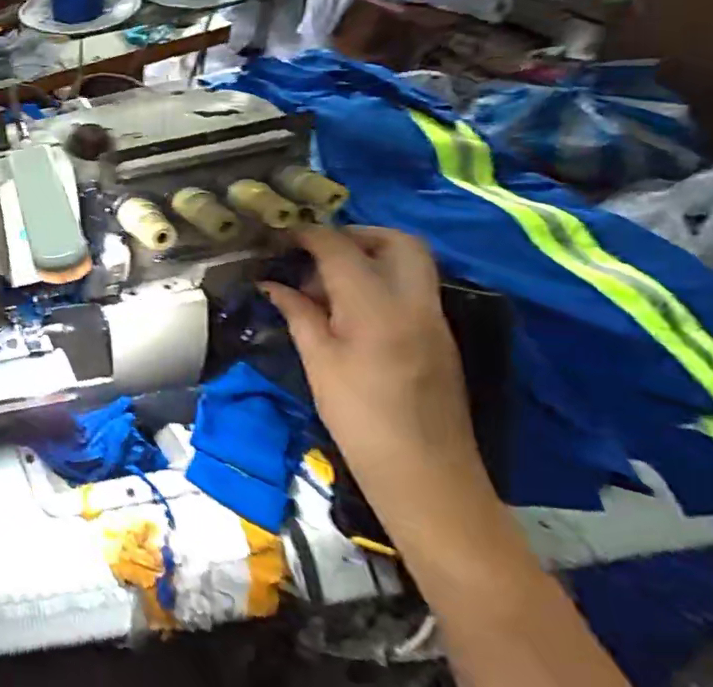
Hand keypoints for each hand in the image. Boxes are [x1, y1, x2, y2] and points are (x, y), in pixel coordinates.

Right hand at [259, 225, 484, 503]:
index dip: (307, 235)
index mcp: (376, 307)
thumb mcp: (318, 363)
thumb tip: (272, 284)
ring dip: (370, 257)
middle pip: (396, 241)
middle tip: (317, 252)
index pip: (340, 248)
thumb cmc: (360, 421)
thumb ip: (298, 313)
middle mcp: (414, 302)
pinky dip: (382, 282)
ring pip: (410, 262)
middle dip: (355, 234)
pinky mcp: (440, 336)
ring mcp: (434, 318)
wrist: (427, 478)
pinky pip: (413, 288)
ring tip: (328, 285)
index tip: (281, 237)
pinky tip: (351, 311)